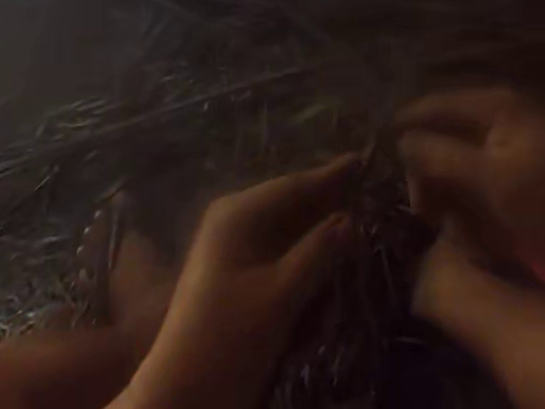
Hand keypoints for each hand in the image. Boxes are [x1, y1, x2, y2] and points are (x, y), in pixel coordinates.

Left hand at [114, 155, 358, 408]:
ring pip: (284, 225)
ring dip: (315, 222)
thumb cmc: (229, 338)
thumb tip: (352, 219)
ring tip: (352, 209)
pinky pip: (276, 247)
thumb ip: (319, 251)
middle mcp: (233, 219)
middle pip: (289, 202)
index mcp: (239, 213)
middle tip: (364, 184)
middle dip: (325, 197)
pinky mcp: (234, 271)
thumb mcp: (282, 294)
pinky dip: (301, 246)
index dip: (330, 175)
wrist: (181, 396)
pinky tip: (324, 247)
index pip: (294, 185)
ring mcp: (231, 245)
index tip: (362, 159)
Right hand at [396, 87, 544, 278]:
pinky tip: (480, 242)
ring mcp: (513, 150)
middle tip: (427, 214)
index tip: (380, 157)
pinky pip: (480, 191)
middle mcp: (503, 119)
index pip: (434, 105)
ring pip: (459, 170)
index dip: (407, 129)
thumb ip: (439, 154)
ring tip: (460, 235)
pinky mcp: (521, 180)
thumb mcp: (489, 178)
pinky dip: (473, 214)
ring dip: (452, 203)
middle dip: (433, 179)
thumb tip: (400, 138)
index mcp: (497, 106)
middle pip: (444, 139)